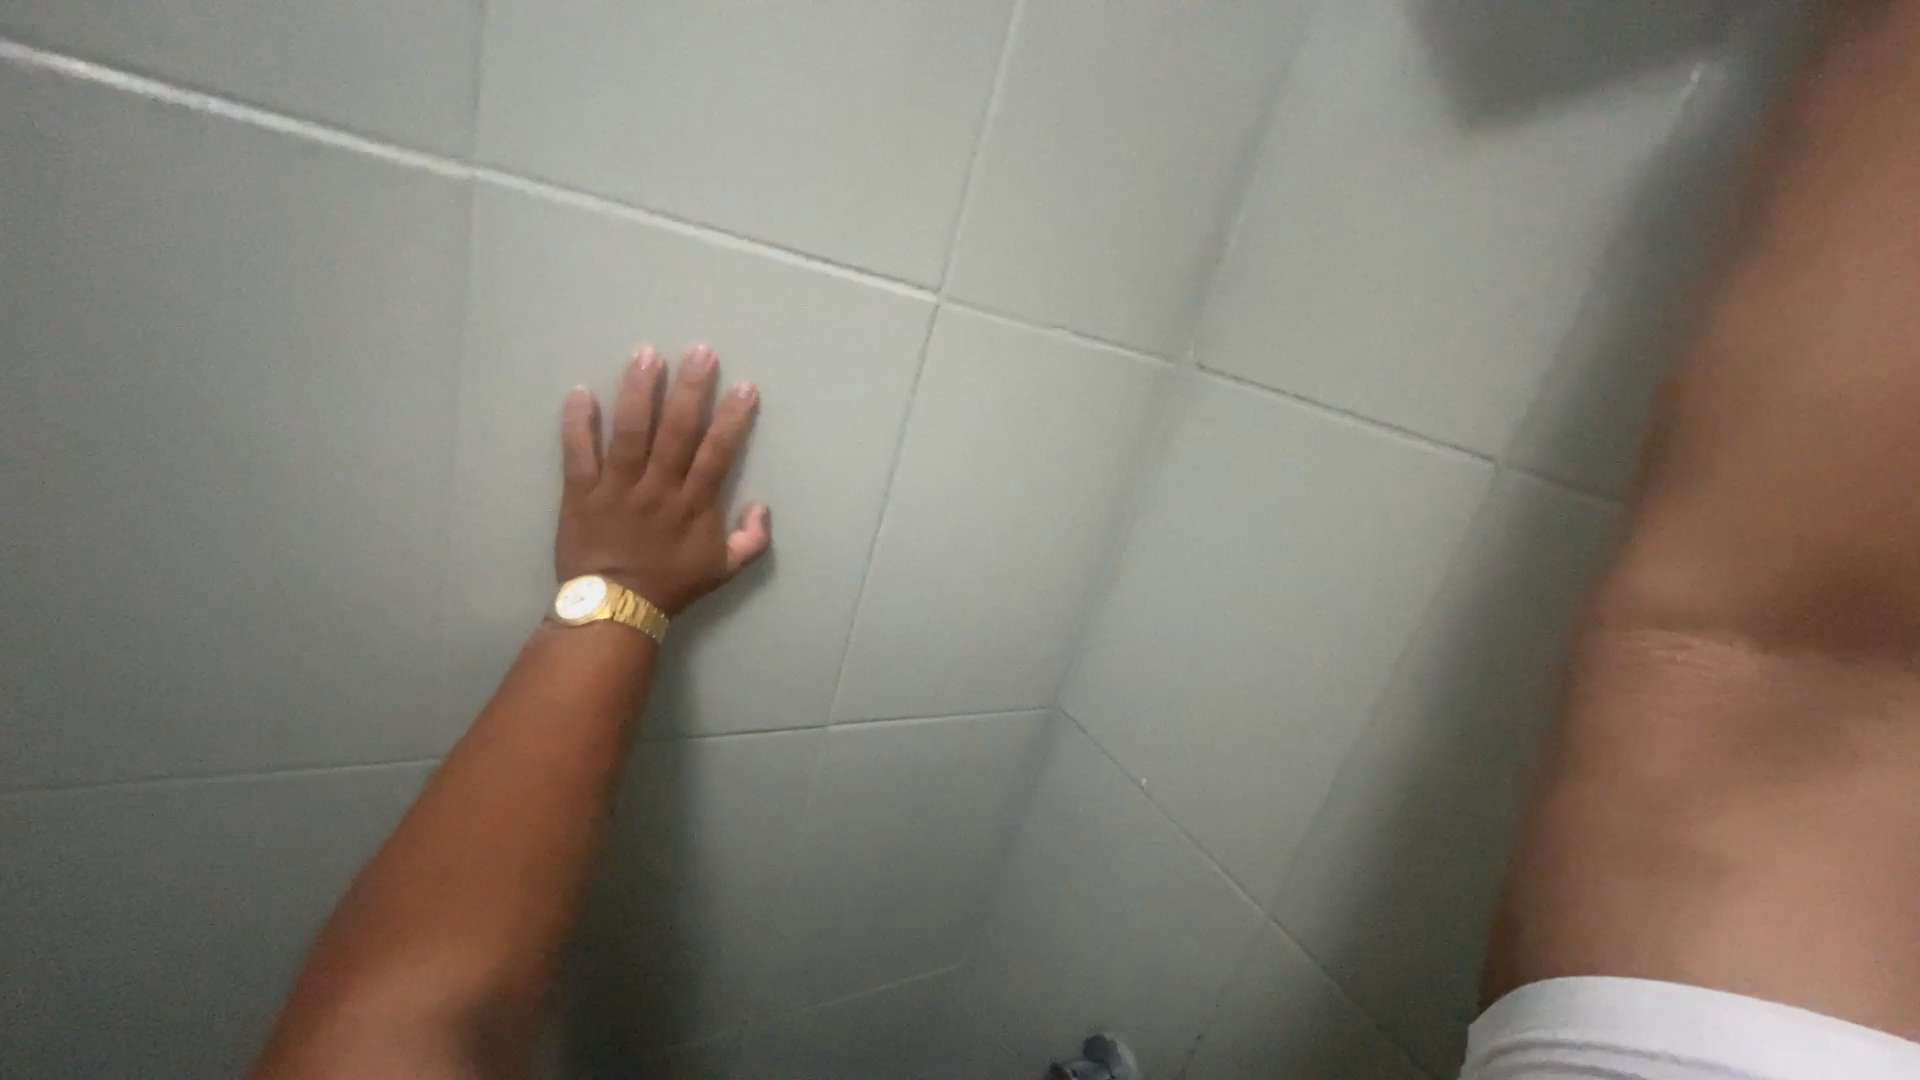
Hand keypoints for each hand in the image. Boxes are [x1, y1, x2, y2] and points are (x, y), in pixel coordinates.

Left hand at [555, 344, 770, 616]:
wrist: (615, 610)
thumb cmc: (672, 586)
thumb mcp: (725, 570)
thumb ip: (752, 539)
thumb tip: (762, 505)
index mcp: (694, 505)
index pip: (718, 453)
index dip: (732, 419)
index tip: (744, 386)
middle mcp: (658, 489)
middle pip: (678, 432)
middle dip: (691, 389)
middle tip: (700, 351)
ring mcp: (617, 488)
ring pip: (630, 433)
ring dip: (639, 392)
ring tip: (646, 355)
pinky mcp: (580, 493)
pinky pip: (577, 453)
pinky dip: (577, 423)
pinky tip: (581, 391)